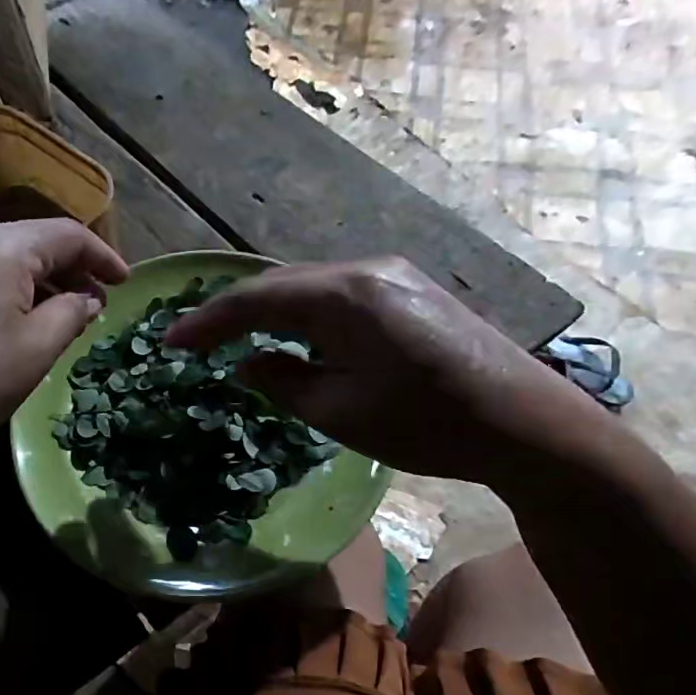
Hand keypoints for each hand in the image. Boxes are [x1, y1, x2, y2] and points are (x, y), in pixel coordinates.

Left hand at [0, 220, 127, 487]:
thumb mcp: (34, 351)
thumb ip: (71, 315)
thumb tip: (87, 299)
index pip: (66, 234)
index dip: (103, 256)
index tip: (126, 282)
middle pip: (33, 240)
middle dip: (73, 268)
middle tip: (99, 301)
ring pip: (3, 258)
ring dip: (41, 281)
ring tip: (64, 314)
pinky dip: (9, 289)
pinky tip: (17, 320)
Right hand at [163, 257, 603, 483]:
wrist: (524, 422)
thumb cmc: (428, 425)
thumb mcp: (341, 413)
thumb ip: (283, 383)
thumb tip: (246, 363)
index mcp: (344, 296)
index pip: (256, 299)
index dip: (207, 321)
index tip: (170, 342)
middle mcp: (366, 269)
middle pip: (283, 283)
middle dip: (237, 313)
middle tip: (199, 342)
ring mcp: (394, 275)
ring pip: (312, 286)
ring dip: (273, 312)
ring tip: (239, 341)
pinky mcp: (412, 290)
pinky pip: (341, 294)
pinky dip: (308, 315)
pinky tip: (298, 338)